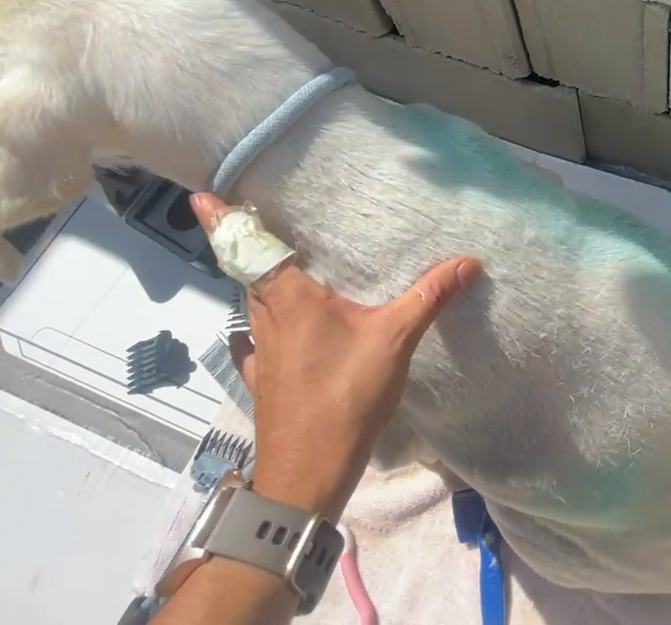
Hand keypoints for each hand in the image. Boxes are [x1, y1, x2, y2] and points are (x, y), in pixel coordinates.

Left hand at [189, 193, 481, 520]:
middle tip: (260, 216)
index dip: (225, 221)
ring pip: (254, 304)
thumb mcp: (395, 340)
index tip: (202, 195)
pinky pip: (262, 335)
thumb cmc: (345, 397)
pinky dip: (268, 319)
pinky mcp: (266, 379)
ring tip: (284, 261)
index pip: (250, 249)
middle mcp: (266, 319)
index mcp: (289, 300)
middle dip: (248, 244)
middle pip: (250, 272)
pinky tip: (285, 327)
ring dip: (259, 280)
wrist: (306, 475)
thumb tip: (469, 260)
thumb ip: (429, 296)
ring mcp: (262, 352)